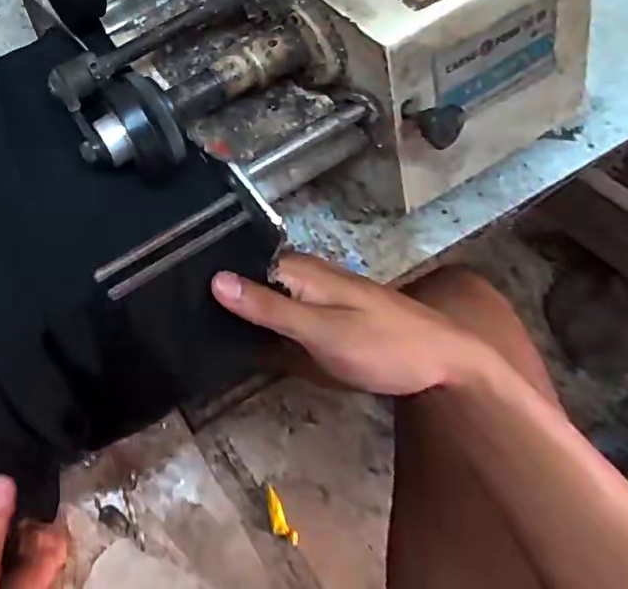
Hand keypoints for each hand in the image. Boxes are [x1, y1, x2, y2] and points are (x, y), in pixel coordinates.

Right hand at [212, 253, 493, 395]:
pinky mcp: (325, 313)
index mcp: (296, 268)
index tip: (181, 302)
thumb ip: (267, 306)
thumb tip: (215, 279)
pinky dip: (267, 325)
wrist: (446, 362)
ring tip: (207, 331)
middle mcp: (302, 272)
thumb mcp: (319, 330)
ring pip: (266, 296)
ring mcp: (315, 293)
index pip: (239, 264)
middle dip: (224, 298)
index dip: (211, 281)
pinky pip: (284, 312)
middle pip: (251, 279)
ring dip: (244, 313)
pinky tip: (251, 341)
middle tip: (189, 322)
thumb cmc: (382, 344)